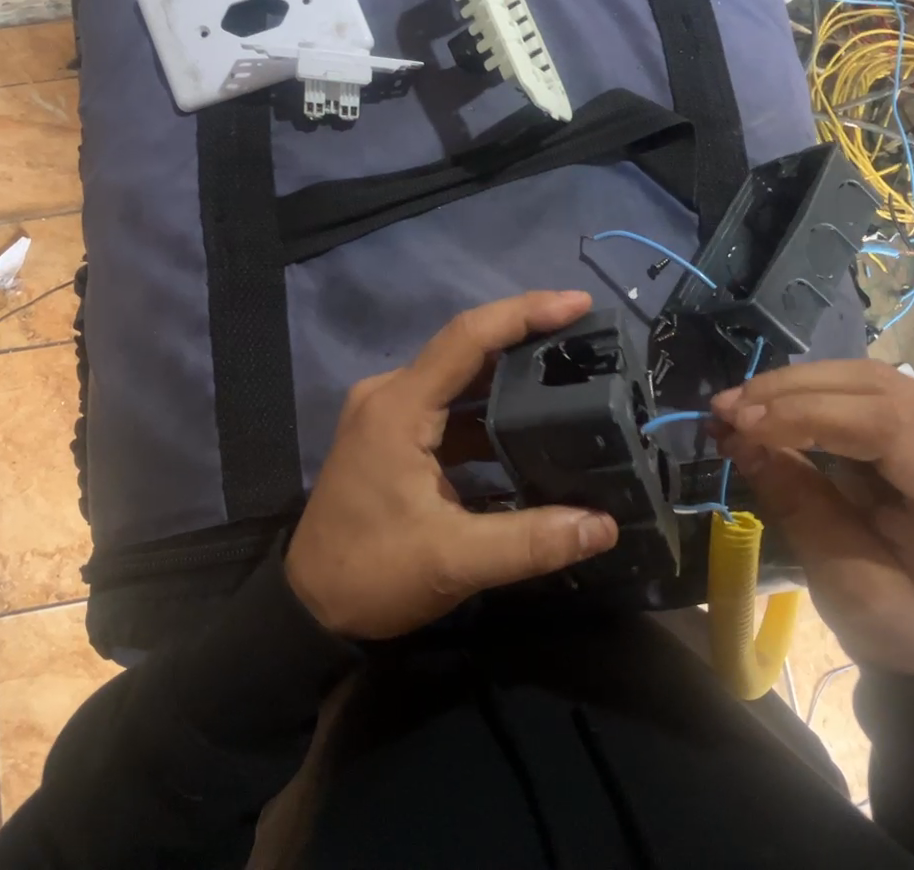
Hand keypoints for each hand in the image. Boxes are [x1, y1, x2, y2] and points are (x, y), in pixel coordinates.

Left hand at [285, 291, 620, 639]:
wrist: (309, 607)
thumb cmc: (371, 574)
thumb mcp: (454, 561)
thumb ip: (531, 541)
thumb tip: (605, 526)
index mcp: (399, 408)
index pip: (468, 338)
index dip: (525, 313)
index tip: (580, 304)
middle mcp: (390, 397)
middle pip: (467, 353)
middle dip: (528, 345)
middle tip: (590, 345)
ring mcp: (387, 417)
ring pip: (459, 383)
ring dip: (511, 383)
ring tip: (574, 382)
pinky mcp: (392, 440)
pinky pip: (448, 412)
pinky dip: (489, 417)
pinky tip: (531, 433)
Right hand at [711, 360, 913, 674]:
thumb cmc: (899, 624)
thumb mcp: (843, 579)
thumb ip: (795, 502)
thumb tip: (735, 438)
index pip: (889, 425)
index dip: (807, 414)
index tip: (738, 423)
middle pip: (877, 390)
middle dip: (790, 393)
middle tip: (722, 409)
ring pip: (867, 380)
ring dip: (794, 388)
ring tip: (736, 407)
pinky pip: (866, 393)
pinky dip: (809, 396)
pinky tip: (767, 408)